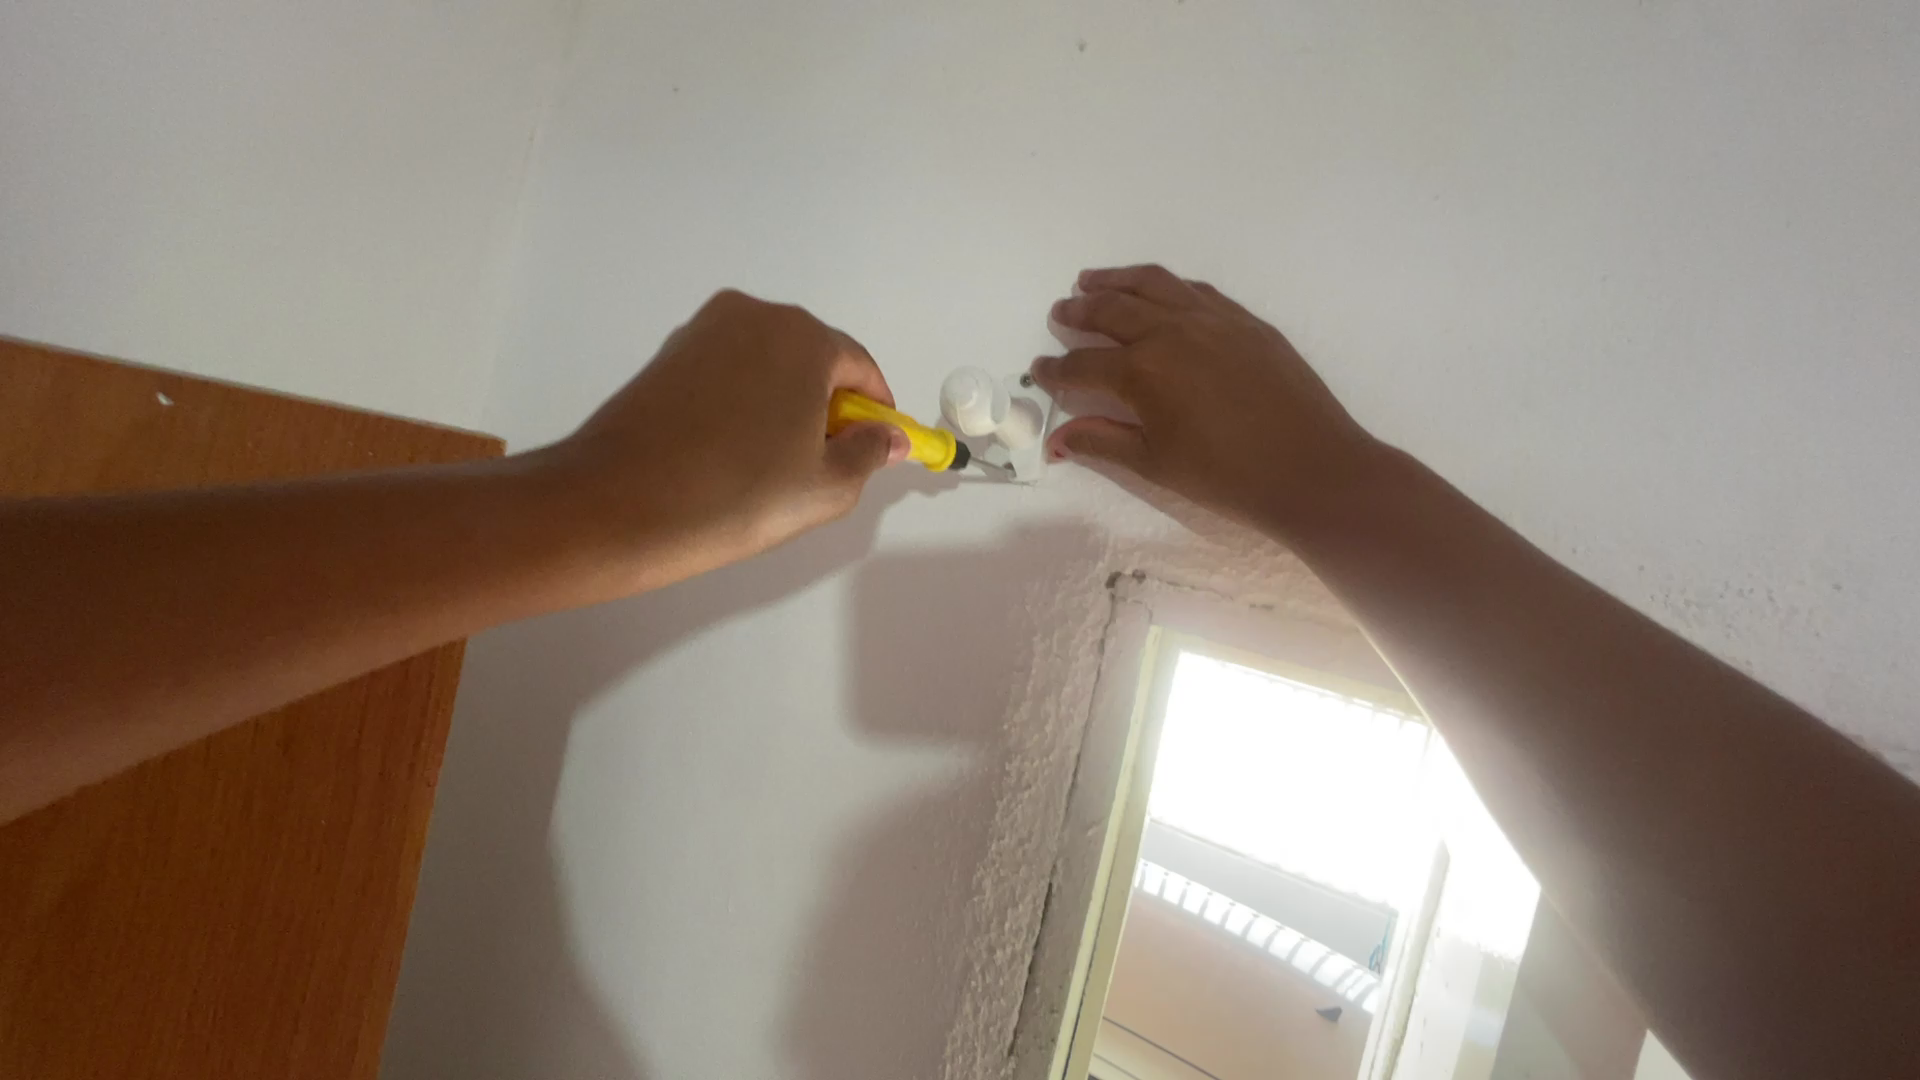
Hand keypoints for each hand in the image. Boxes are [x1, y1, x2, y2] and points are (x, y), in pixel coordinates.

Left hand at [538, 289, 908, 590]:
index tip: (874, 449)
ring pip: (769, 367)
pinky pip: (730, 374)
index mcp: (803, 337)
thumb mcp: (828, 485)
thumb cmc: (741, 494)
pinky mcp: (667, 355)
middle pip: (814, 360)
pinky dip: (745, 404)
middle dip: (829, 407)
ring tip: (770, 464)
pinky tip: (731, 451)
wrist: (620, 505)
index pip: (861, 369)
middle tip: (820, 463)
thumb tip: (889, 436)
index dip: (876, 412)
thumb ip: (871, 452)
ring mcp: (703, 331)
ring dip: (785, 405)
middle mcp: (754, 315)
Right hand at [1031, 264, 1380, 536]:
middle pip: (1112, 310)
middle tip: (1060, 312)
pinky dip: (1166, 287)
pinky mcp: (1245, 321)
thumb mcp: (1152, 463)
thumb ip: (1101, 441)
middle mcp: (1171, 332)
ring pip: (1154, 284)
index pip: (1083, 364)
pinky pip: (1195, 290)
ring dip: (1117, 280)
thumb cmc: (1223, 476)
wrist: (1309, 468)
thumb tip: (1057, 439)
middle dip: (1079, 311)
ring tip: (1092, 280)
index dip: (1056, 369)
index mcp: (1142, 371)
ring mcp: (1212, 319)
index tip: (1039, 368)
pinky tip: (1159, 293)